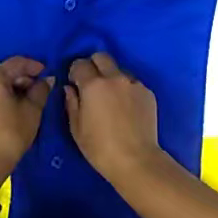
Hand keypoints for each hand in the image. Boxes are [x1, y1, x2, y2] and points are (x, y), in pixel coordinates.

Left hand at [0, 57, 52, 184]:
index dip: (33, 66)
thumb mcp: (32, 111)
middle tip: (38, 87)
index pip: (15, 63)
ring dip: (10, 86)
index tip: (46, 72)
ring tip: (26, 98)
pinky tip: (11, 106)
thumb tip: (47, 80)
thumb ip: (40, 91)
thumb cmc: (11, 134)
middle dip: (21, 77)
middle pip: (2, 72)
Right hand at [66, 52, 170, 185]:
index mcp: (93, 85)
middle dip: (93, 65)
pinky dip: (126, 89)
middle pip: (102, 57)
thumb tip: (70, 88)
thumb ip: (71, 103)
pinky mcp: (148, 93)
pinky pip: (132, 83)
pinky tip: (125, 107)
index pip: (80, 64)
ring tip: (110, 96)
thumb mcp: (76, 127)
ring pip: (119, 69)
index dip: (74, 71)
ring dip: (111, 76)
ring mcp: (134, 84)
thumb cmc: (99, 147)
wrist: (135, 160)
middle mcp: (115, 78)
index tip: (74, 83)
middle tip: (91, 83)